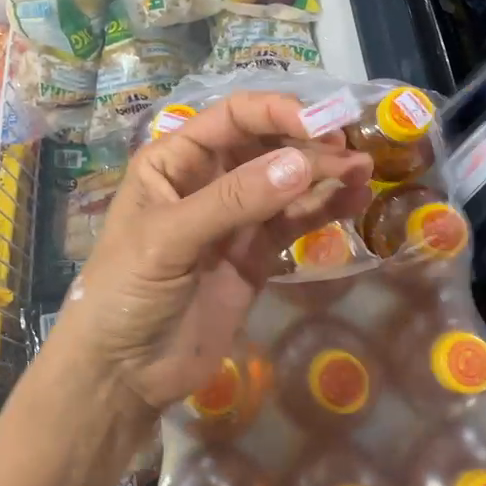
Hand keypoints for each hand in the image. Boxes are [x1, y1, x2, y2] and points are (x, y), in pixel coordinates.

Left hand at [54, 91, 373, 418]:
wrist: (122, 373)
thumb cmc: (126, 291)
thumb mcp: (169, 239)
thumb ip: (234, 201)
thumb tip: (302, 163)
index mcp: (175, 159)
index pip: (233, 117)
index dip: (277, 112)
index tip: (321, 123)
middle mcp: (207, 178)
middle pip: (266, 144)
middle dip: (308, 143)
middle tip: (353, 153)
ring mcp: (234, 218)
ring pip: (286, 182)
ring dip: (324, 174)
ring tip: (364, 172)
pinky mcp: (256, 254)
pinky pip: (293, 221)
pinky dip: (323, 209)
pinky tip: (354, 200)